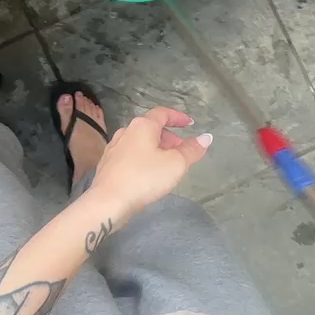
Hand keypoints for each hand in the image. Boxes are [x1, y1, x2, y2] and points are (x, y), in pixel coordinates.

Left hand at [84, 107, 209, 219]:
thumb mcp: (175, 164)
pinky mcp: (108, 163)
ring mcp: (114, 146)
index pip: (162, 113)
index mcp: (142, 126)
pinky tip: (148, 174)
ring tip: (168, 164)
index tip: (190, 124)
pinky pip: (131, 153)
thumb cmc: (145, 178)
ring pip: (141, 141)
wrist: (109, 201)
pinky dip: (144, 157)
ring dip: (157, 148)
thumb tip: (206, 137)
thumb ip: (192, 150)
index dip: (178, 117)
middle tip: (182, 151)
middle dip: (169, 137)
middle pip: (151, 127)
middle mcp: (126, 131)